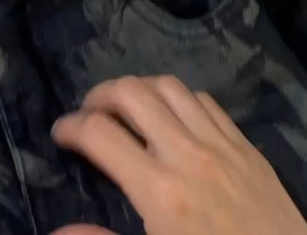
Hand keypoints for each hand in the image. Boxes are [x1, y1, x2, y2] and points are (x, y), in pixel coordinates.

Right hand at [51, 76, 306, 234]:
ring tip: (127, 109)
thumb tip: (57, 229)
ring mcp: (222, 147)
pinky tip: (174, 119)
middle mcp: (187, 155)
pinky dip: (179, 100)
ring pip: (168, 86)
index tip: (59, 134)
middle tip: (89, 116)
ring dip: (139, 91)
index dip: (70, 127)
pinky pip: (206, 101)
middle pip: (130, 93)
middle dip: (99, 97)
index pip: (99, 133)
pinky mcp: (249, 150)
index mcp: (160, 192)